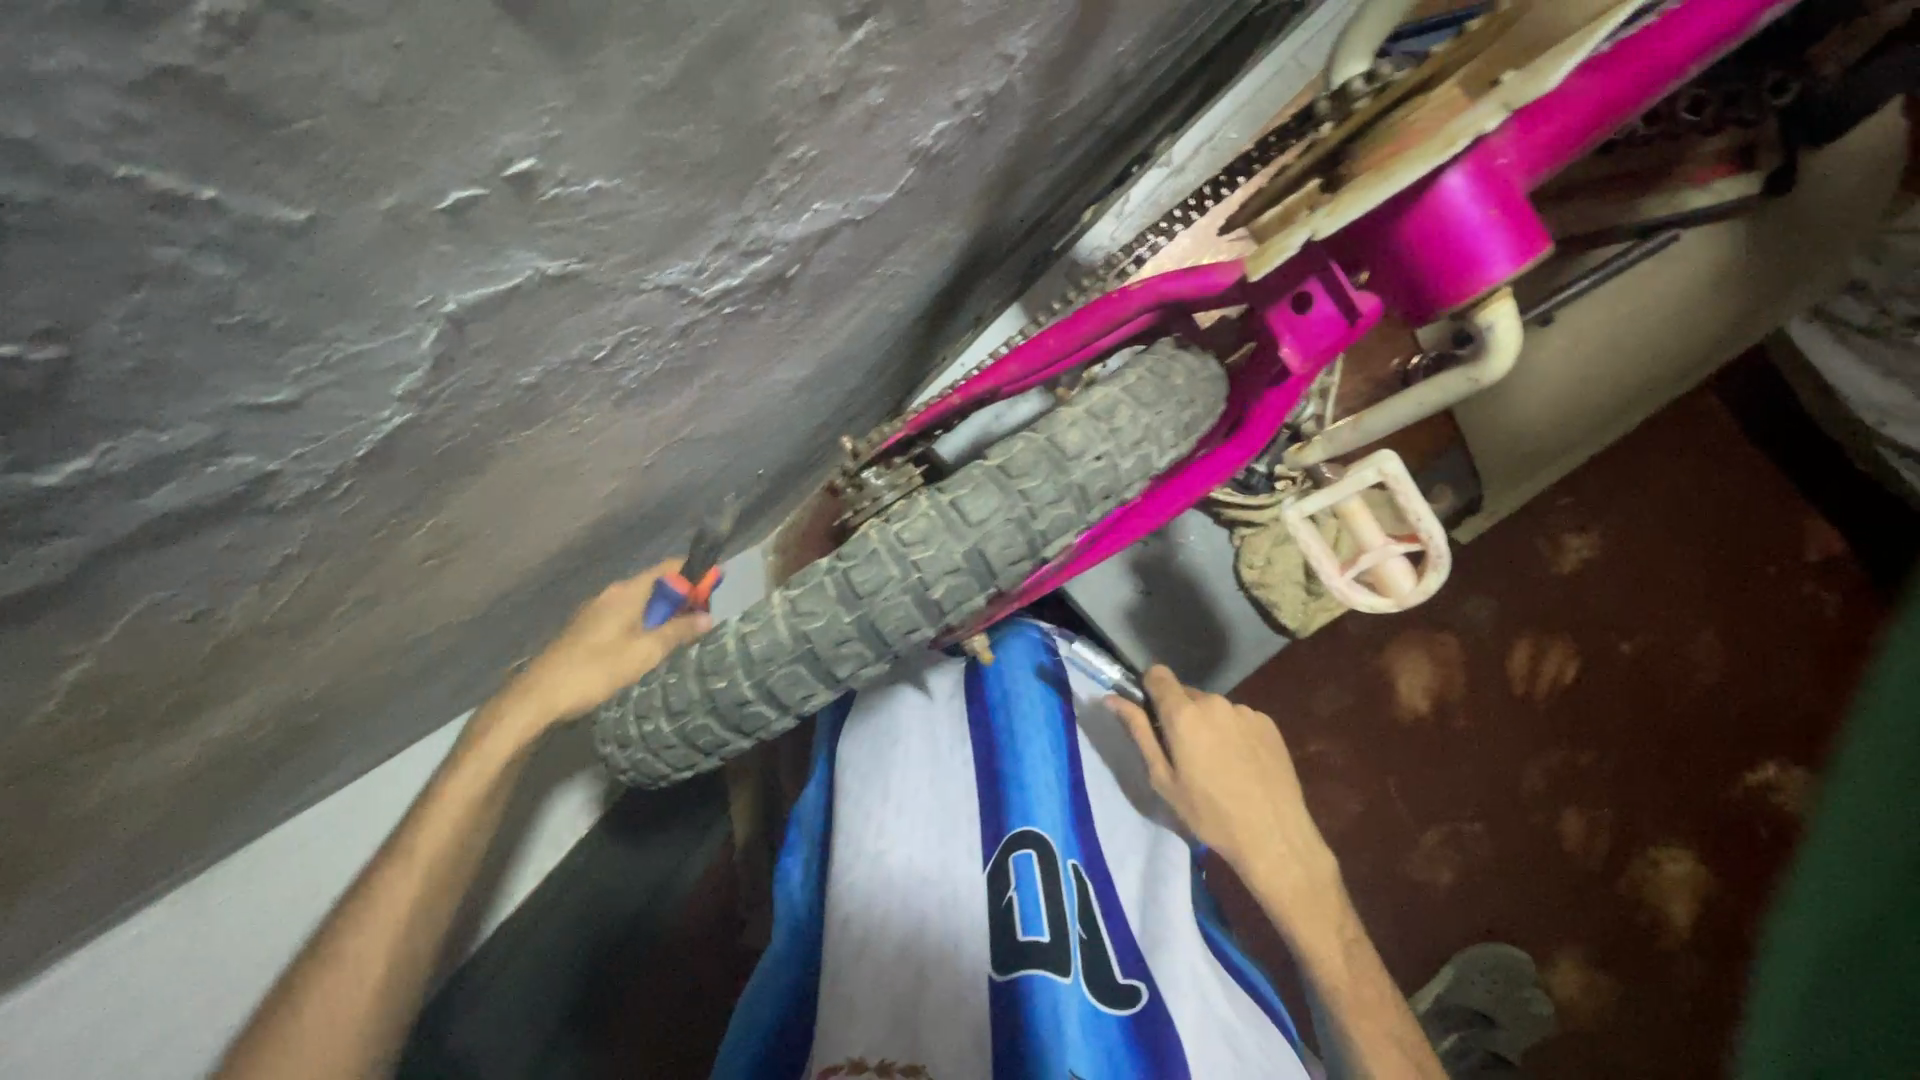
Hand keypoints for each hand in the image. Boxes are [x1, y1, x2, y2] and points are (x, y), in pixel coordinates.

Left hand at [477, 560, 713, 749]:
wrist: (538, 697)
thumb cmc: (596, 670)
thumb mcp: (645, 653)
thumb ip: (678, 632)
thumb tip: (708, 617)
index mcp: (627, 592)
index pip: (669, 568)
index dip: (695, 574)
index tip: (715, 590)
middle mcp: (612, 594)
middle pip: (656, 585)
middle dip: (682, 599)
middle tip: (703, 622)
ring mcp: (596, 611)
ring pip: (641, 604)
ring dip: (664, 616)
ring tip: (682, 639)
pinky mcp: (587, 629)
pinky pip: (626, 617)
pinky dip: (645, 626)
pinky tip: (651, 649)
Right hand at [1109, 666, 1337, 886]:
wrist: (1273, 835)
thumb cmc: (1208, 813)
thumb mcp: (1163, 778)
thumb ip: (1139, 732)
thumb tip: (1112, 699)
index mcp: (1183, 714)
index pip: (1158, 674)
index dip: (1150, 689)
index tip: (1152, 716)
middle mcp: (1214, 702)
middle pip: (1186, 694)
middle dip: (1180, 714)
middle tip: (1184, 754)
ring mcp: (1245, 711)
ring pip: (1214, 708)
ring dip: (1208, 724)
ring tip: (1218, 764)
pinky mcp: (1268, 723)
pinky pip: (1239, 719)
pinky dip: (1233, 733)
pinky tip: (1242, 765)